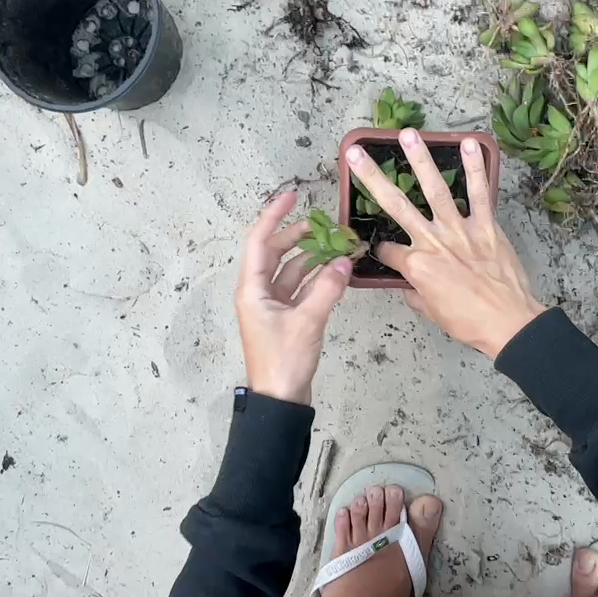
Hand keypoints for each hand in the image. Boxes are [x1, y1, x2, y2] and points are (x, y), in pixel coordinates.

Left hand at [234, 189, 352, 403]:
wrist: (280, 400)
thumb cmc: (284, 361)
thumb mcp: (308, 321)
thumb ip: (327, 288)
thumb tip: (345, 262)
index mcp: (252, 288)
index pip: (259, 240)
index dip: (273, 215)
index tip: (292, 196)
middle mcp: (258, 292)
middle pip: (275, 252)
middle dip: (298, 236)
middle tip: (324, 225)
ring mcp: (272, 305)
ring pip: (291, 270)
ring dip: (312, 258)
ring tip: (337, 247)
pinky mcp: (285, 317)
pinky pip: (300, 288)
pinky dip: (317, 279)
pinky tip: (337, 272)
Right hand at [348, 130, 546, 357]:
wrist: (508, 322)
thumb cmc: (468, 322)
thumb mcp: (432, 313)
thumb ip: (417, 294)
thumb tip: (413, 286)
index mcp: (416, 266)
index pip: (387, 250)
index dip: (382, 251)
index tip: (383, 250)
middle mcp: (432, 241)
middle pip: (395, 206)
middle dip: (372, 178)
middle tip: (354, 154)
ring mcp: (459, 230)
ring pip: (435, 190)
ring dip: (420, 160)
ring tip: (408, 134)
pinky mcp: (486, 226)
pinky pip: (479, 194)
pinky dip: (476, 169)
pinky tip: (470, 144)